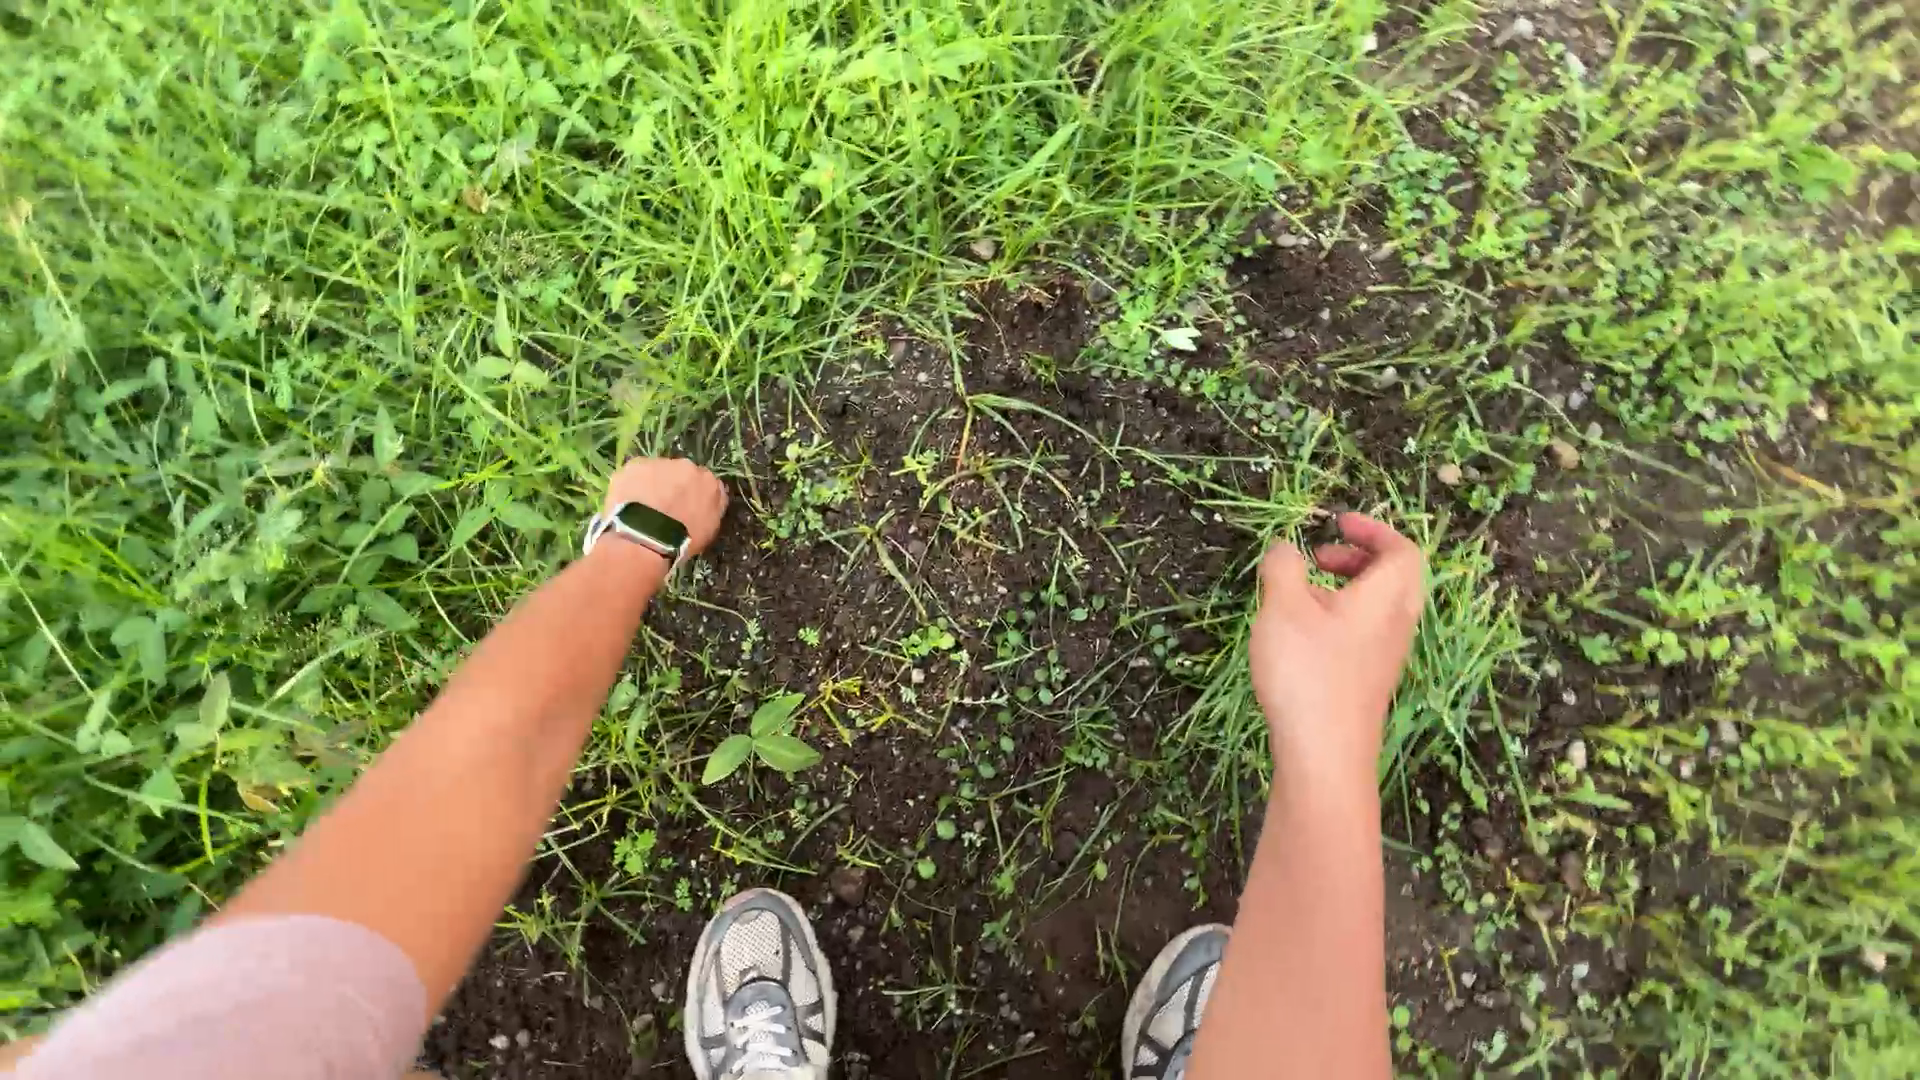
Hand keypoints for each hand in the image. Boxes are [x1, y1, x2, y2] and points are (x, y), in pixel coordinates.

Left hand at [603, 458, 727, 554]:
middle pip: (680, 472)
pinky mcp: (634, 465)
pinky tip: (628, 501)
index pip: (704, 483)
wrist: (648, 537)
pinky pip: (635, 473)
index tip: (685, 506)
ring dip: (652, 483)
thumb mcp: (710, 528)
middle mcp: (687, 466)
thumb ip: (712, 507)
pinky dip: (632, 484)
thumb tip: (710, 498)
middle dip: (673, 485)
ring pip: (656, 470)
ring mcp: (660, 463)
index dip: (693, 494)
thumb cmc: (683, 540)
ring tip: (642, 505)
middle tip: (663, 505)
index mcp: (709, 482)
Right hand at [1249, 513, 1425, 785]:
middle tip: (1317, 559)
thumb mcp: (1283, 607)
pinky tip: (1300, 635)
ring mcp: (1384, 657)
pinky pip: (1364, 632)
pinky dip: (1338, 617)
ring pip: (1378, 607)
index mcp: (1386, 599)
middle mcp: (1395, 626)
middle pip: (1395, 578)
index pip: (1402, 551)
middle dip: (1358, 558)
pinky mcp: (1367, 681)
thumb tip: (1285, 548)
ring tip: (1300, 596)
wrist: (1324, 753)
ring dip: (1345, 589)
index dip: (1373, 529)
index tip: (1336, 523)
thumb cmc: (1307, 671)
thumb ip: (1283, 567)